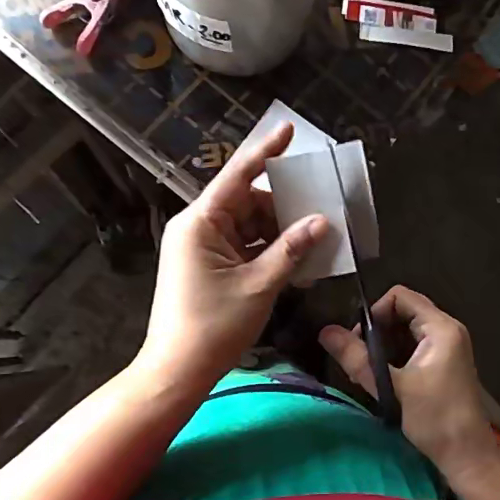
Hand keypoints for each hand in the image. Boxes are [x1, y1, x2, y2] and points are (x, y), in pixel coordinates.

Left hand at [138, 123, 327, 387]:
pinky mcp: (205, 266)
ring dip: (277, 234)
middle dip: (282, 208)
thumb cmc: (213, 327)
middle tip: (320, 213)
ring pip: (246, 226)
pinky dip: (265, 251)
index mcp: (200, 222)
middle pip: (246, 203)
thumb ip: (291, 250)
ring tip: (313, 242)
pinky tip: (294, 260)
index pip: (237, 176)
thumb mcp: (259, 286)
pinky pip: (241, 246)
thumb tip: (321, 222)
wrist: (177, 371)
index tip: (289, 129)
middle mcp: (196, 227)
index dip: (265, 152)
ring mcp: (199, 247)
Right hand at [320, 285, 499, 473]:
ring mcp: (448, 346)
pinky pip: (413, 344)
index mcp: (441, 328)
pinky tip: (382, 377)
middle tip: (359, 357)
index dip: (374, 312)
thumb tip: (324, 331)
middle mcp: (447, 330)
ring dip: (383, 344)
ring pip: (405, 329)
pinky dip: (395, 354)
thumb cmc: (434, 418)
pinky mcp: (444, 362)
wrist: (467, 456)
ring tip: (367, 370)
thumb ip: (357, 357)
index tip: (360, 339)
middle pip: (402, 310)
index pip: (399, 296)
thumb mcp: (391, 387)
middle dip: (376, 329)